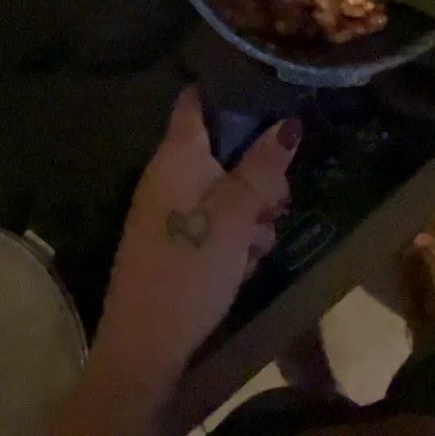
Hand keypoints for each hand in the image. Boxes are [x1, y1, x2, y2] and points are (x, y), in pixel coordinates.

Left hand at [93, 87, 300, 378]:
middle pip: (222, 151)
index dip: (227, 91)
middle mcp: (168, 173)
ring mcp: (167, 208)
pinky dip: (232, 235)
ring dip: (250, 211)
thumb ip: (264, 165)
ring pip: (222, 189)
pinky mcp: (172, 240)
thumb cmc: (192, 264)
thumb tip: (289, 122)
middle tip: (278, 202)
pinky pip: (211, 220)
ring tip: (260, 244)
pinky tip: (244, 263)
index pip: (196, 101)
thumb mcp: (238, 212)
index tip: (265, 96)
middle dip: (257, 173)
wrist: (145, 343)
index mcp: (177, 153)